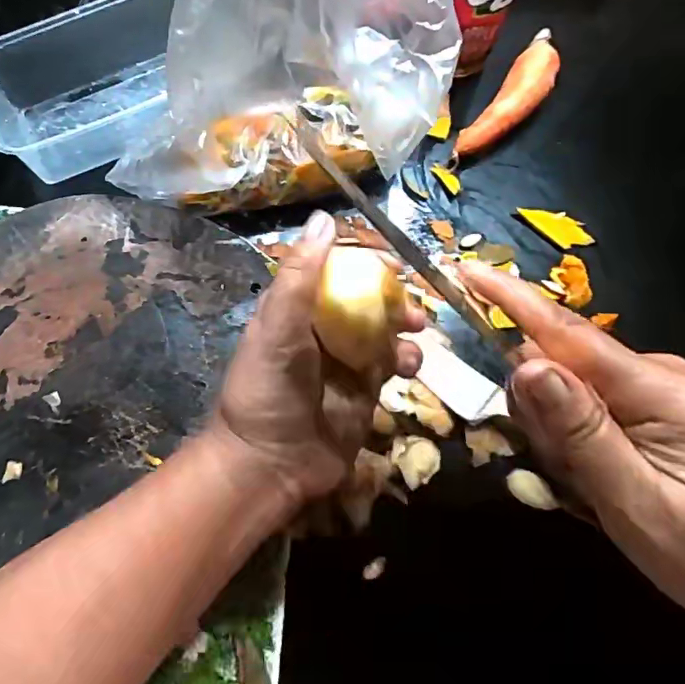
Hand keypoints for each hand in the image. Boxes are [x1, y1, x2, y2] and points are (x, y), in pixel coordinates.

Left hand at [211, 211, 424, 507]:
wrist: (270, 465)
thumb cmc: (269, 388)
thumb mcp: (278, 327)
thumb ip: (301, 275)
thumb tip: (324, 218)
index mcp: (298, 309)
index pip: (336, 272)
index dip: (365, 263)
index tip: (392, 264)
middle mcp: (324, 330)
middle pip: (368, 299)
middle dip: (394, 297)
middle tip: (413, 305)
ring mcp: (347, 361)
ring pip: (386, 330)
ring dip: (405, 326)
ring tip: (415, 332)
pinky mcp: (366, 391)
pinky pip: (394, 365)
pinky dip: (408, 360)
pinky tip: (409, 368)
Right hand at [462, 263, 684, 683]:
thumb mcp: (640, 505)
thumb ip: (581, 433)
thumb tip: (524, 364)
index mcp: (660, 390)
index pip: (568, 334)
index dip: (511, 300)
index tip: (464, 270)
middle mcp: (656, 372)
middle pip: (559, 365)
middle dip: (539, 412)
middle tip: (566, 479)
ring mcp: (654, 387)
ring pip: (567, 388)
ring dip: (558, 434)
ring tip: (592, 490)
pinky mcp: (650, 406)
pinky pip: (586, 404)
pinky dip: (575, 439)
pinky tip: (600, 481)